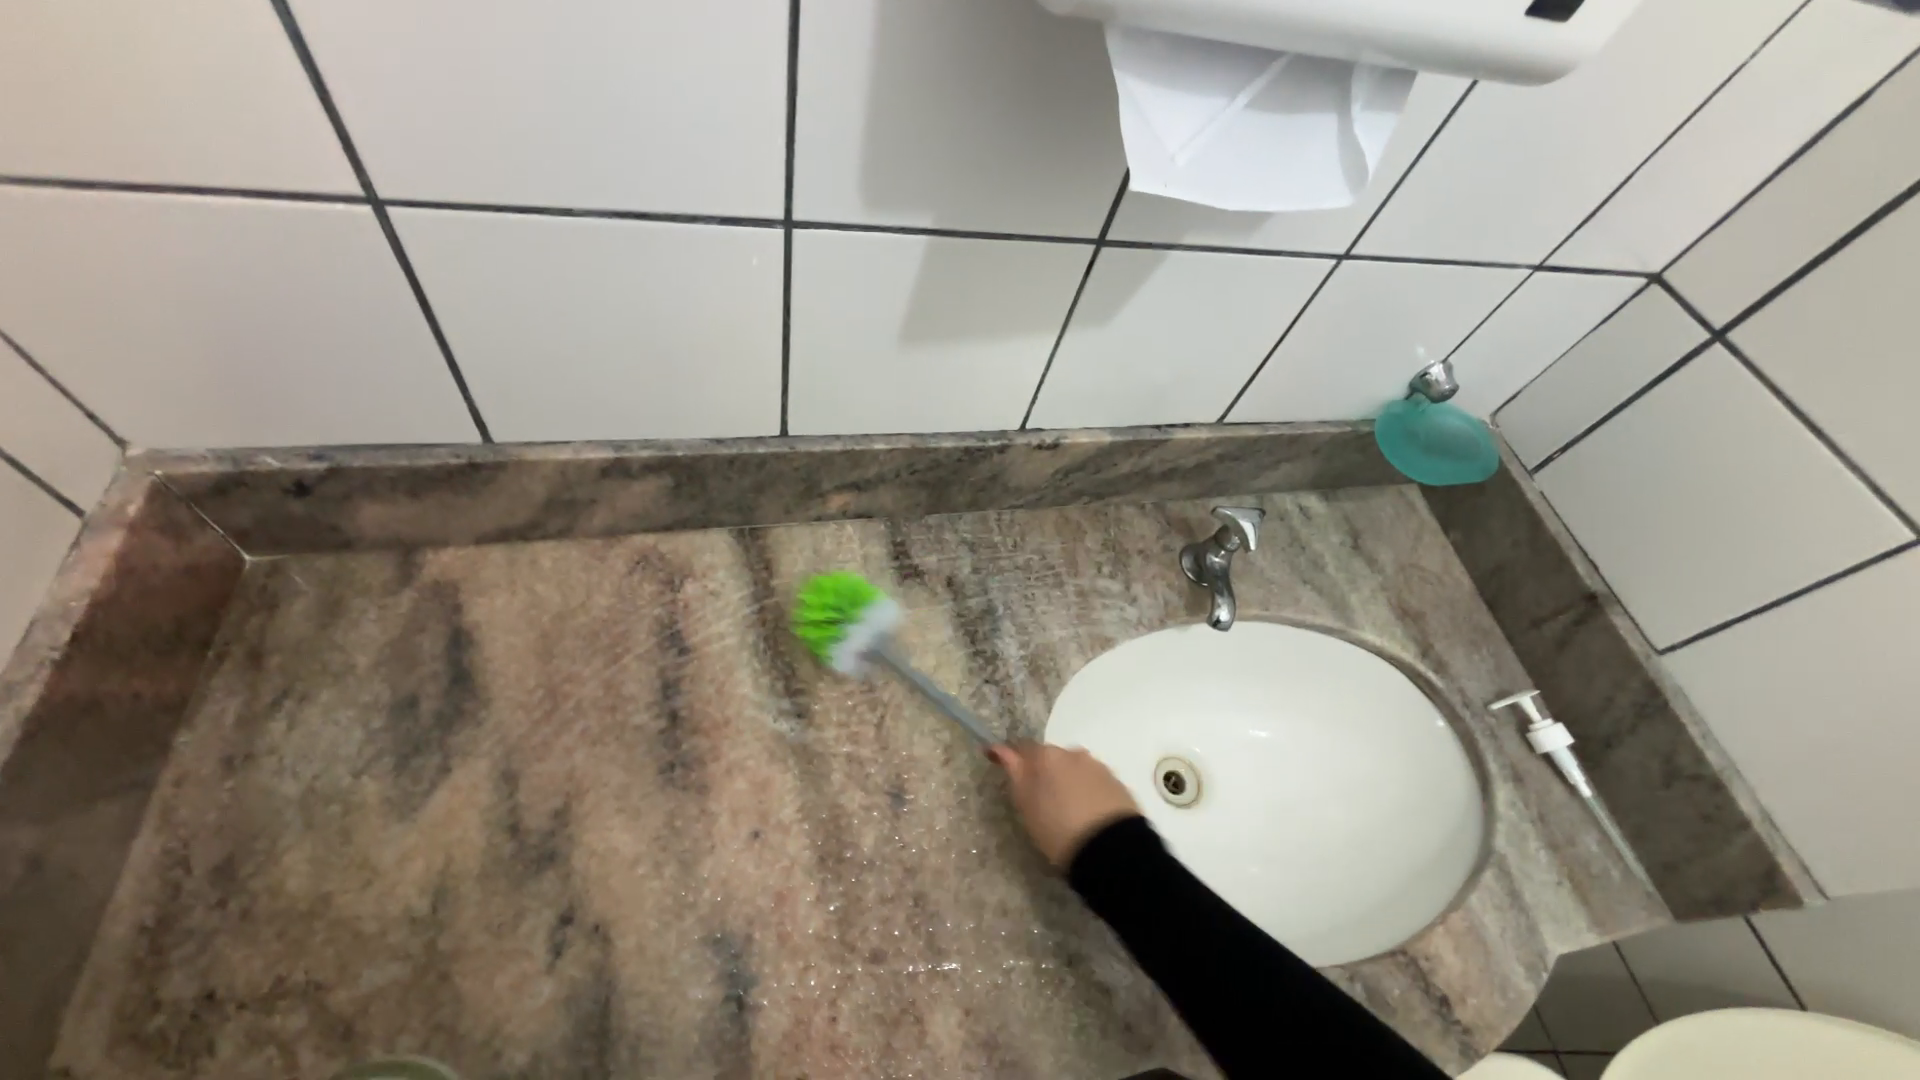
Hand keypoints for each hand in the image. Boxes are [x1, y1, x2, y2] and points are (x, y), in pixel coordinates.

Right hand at [988, 741, 1140, 868]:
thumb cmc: (1058, 829)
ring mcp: (1097, 766)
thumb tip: (1000, 749)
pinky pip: (1093, 780)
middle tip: (1040, 799)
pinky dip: (1086, 790)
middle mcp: (1073, 753)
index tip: (1007, 771)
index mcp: (1046, 756)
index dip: (1015, 759)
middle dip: (1044, 772)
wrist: (1111, 848)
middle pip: (1051, 757)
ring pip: (1074, 768)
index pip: (1023, 748)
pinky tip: (1086, 811)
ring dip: (1066, 780)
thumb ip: (1014, 772)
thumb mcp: (1027, 805)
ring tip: (1066, 808)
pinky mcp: (1116, 782)